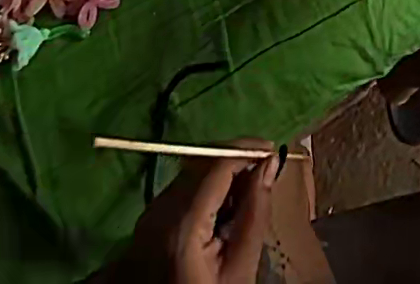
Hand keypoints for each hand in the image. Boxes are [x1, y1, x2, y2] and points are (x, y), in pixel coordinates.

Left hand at [118, 141, 276, 283]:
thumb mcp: (240, 270)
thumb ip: (255, 213)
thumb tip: (269, 164)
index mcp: (183, 224)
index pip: (217, 165)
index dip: (247, 150)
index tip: (273, 150)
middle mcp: (159, 211)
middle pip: (202, 163)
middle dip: (235, 159)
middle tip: (263, 171)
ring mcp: (148, 216)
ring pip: (191, 172)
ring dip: (220, 173)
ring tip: (244, 196)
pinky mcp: (146, 223)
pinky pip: (180, 189)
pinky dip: (204, 188)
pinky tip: (220, 211)